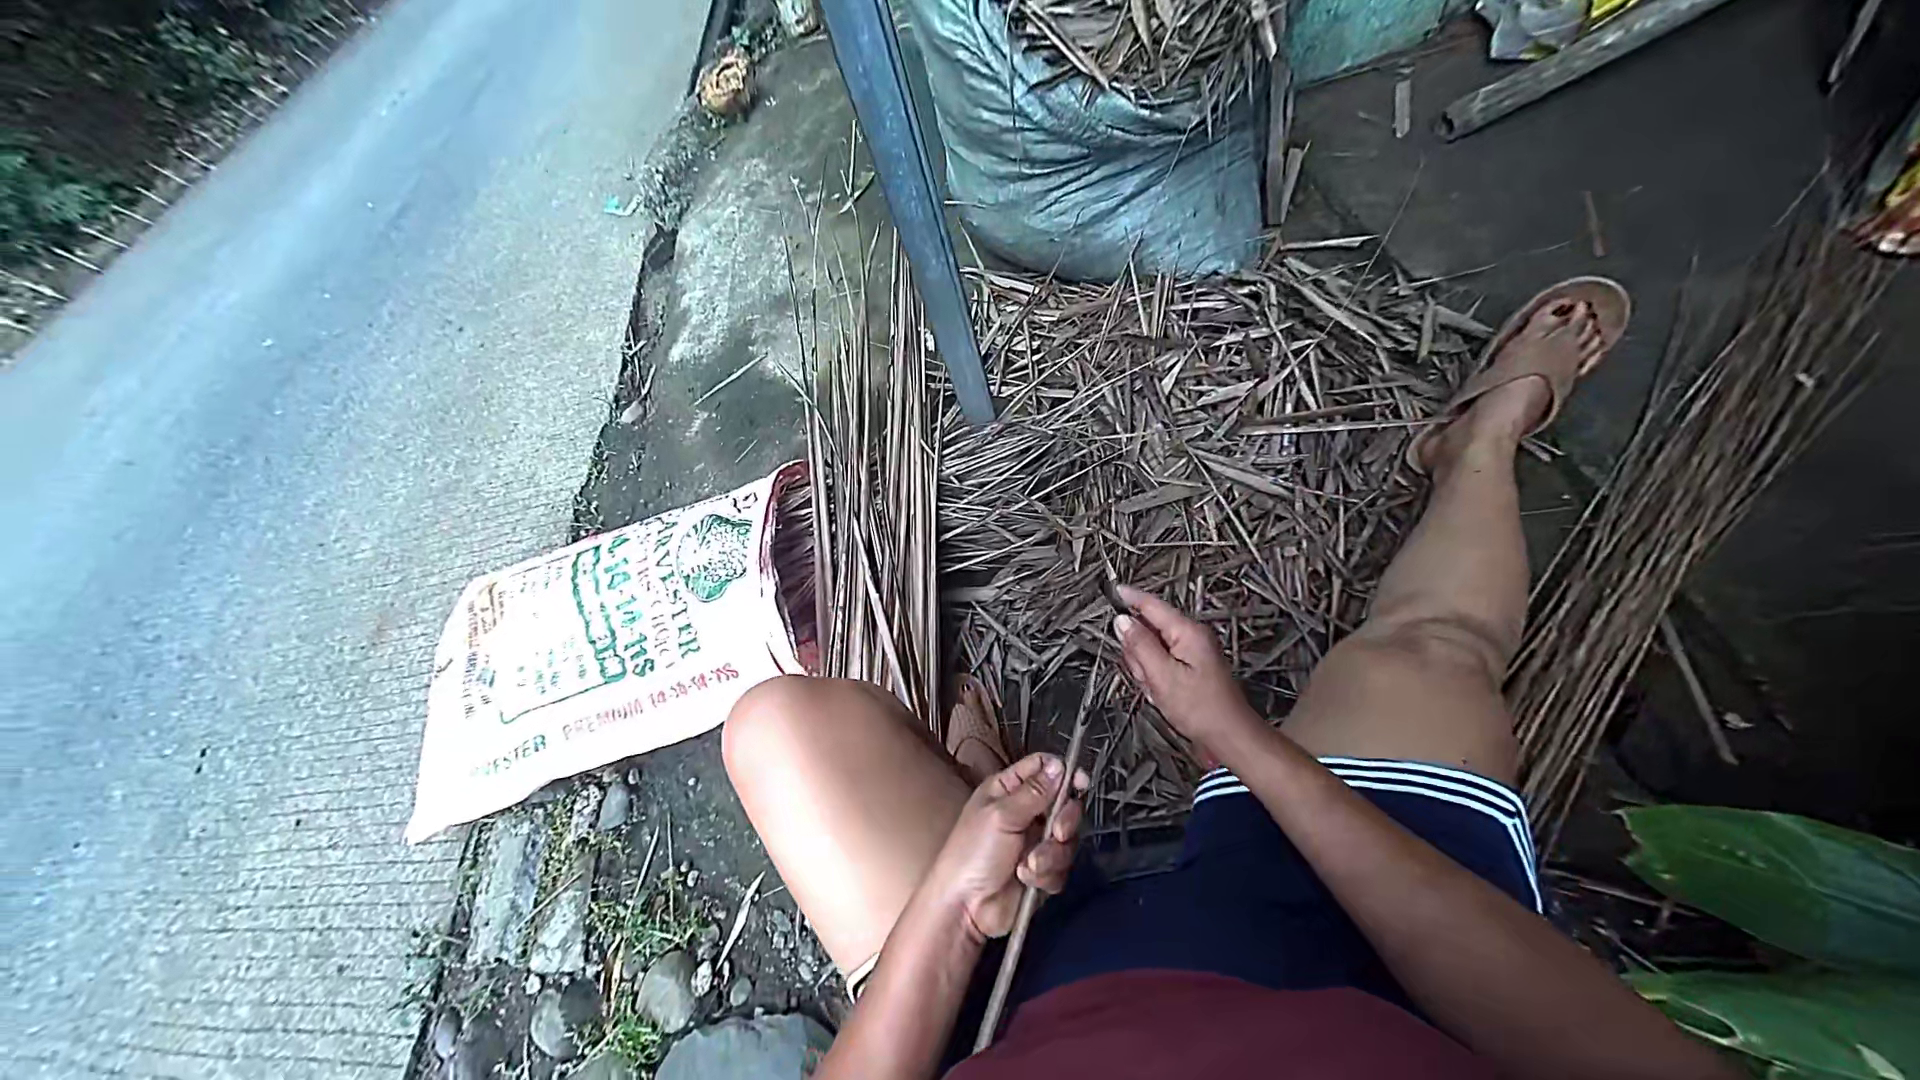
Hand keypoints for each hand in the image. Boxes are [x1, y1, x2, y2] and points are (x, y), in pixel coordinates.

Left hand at [925, 753, 1086, 943]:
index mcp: (1008, 789)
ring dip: (1050, 854)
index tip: (1080, 781)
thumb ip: (1034, 791)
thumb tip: (1059, 766)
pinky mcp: (1043, 870)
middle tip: (1056, 831)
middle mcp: (1025, 812)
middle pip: (1064, 802)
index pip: (1042, 768)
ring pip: (1067, 838)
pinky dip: (1047, 874)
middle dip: (1065, 818)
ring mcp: (1035, 841)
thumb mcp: (1000, 815)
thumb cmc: (971, 854)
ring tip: (1028, 865)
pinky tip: (1026, 878)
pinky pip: (1062, 866)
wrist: (965, 907)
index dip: (1063, 771)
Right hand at [1112, 583, 1264, 758]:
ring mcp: (1193, 651)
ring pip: (1152, 648)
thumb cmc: (1204, 709)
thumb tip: (1122, 621)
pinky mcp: (1191, 666)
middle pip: (1148, 629)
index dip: (1130, 598)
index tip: (1113, 590)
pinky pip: (1161, 662)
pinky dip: (1155, 676)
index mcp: (1187, 633)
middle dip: (1138, 651)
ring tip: (1157, 687)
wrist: (1229, 736)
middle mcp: (1192, 637)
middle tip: (1146, 674)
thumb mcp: (1162, 676)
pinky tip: (1163, 693)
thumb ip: (1139, 645)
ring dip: (1146, 668)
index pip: (1151, 605)